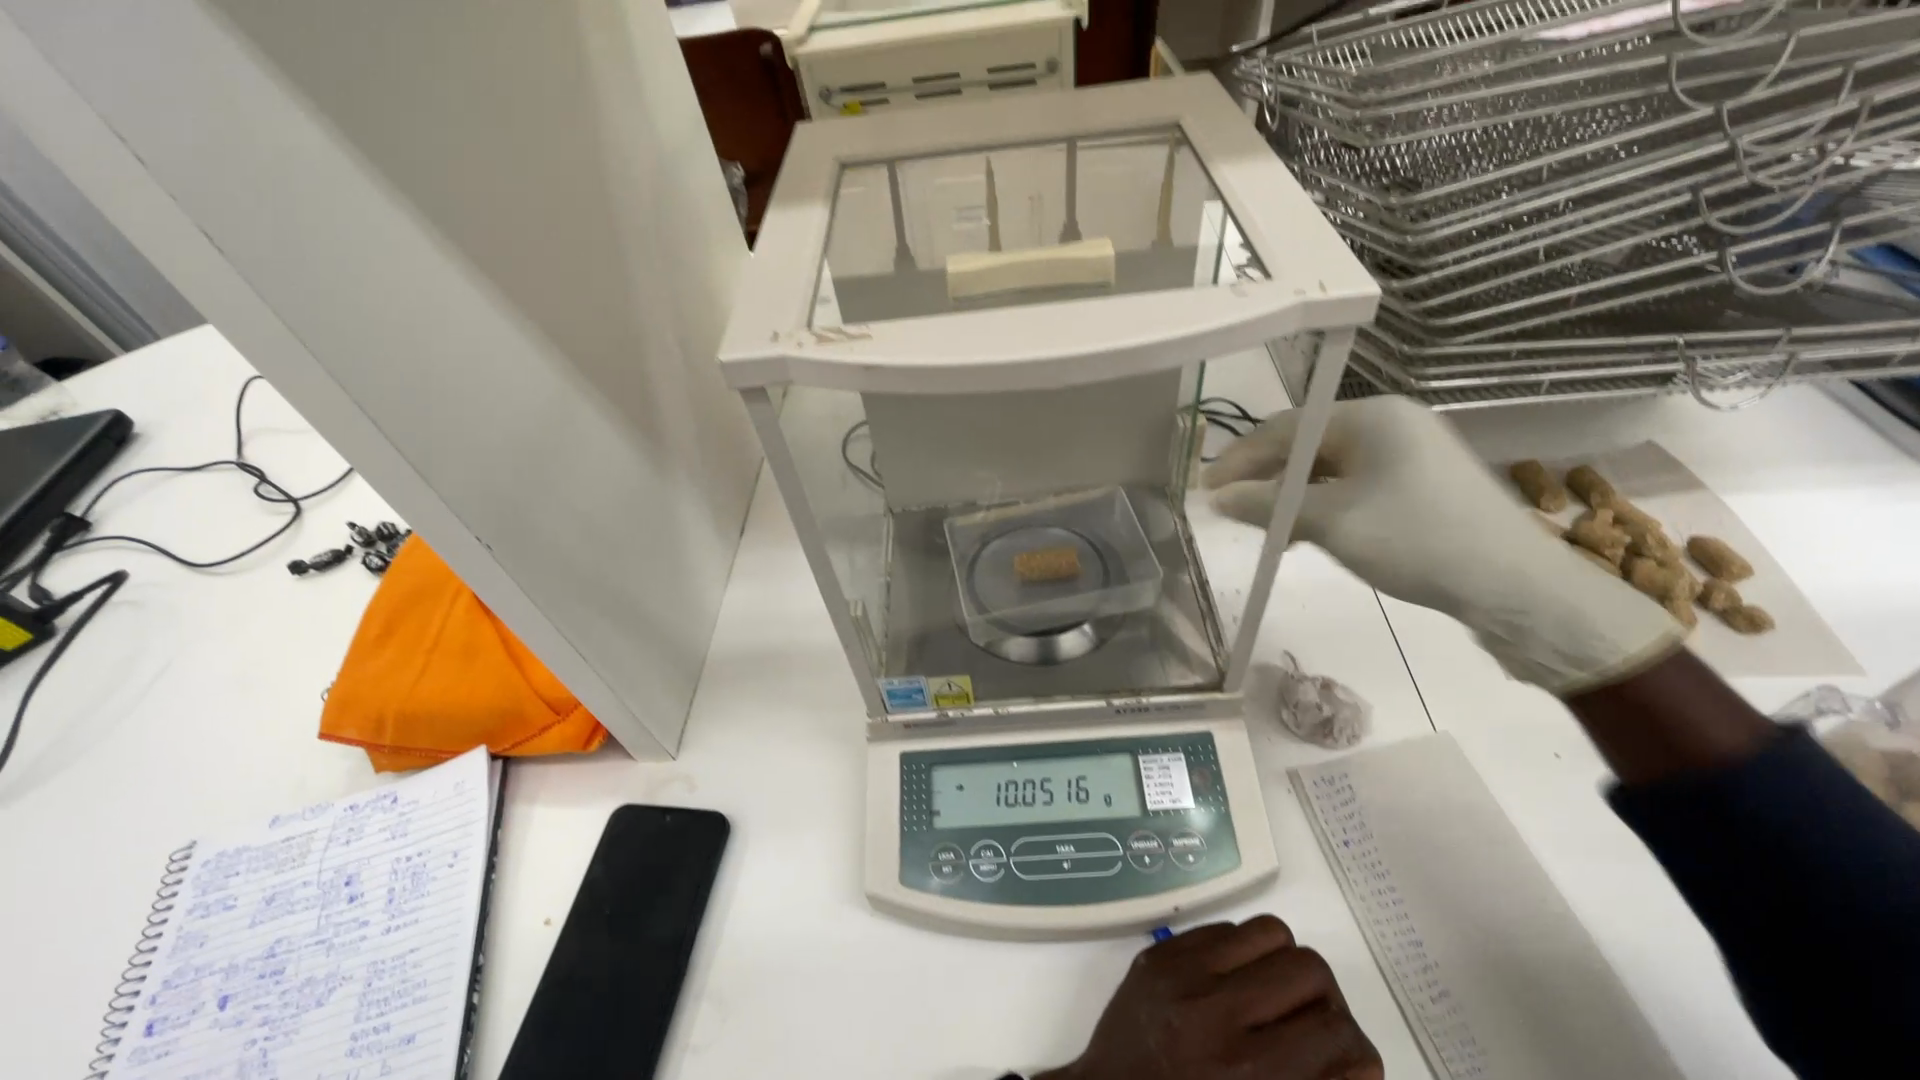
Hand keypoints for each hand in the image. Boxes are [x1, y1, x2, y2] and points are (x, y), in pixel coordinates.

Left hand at [1037, 917, 1381, 1079]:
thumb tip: (1360, 1059)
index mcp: (1250, 1074)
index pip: (1339, 1035)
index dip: (1356, 1053)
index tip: (1347, 1063)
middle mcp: (1216, 1014)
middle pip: (1311, 970)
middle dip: (1324, 1002)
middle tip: (1310, 1027)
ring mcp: (1181, 975)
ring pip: (1271, 933)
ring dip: (1284, 966)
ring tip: (1272, 999)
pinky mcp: (1157, 955)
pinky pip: (1224, 928)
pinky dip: (1241, 954)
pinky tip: (1232, 986)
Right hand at [1203, 396, 1680, 695]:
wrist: (1514, 586)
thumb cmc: (1415, 540)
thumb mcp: (1331, 522)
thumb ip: (1269, 506)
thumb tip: (1217, 498)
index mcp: (1371, 416)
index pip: (1287, 428)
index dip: (1241, 459)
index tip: (1206, 489)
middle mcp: (1392, 423)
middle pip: (1309, 445)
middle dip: (1267, 479)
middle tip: (1230, 510)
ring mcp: (1412, 453)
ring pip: (1332, 469)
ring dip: (1295, 497)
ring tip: (1268, 531)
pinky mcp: (1425, 484)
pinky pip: (1358, 485)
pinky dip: (1327, 506)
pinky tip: (1311, 534)